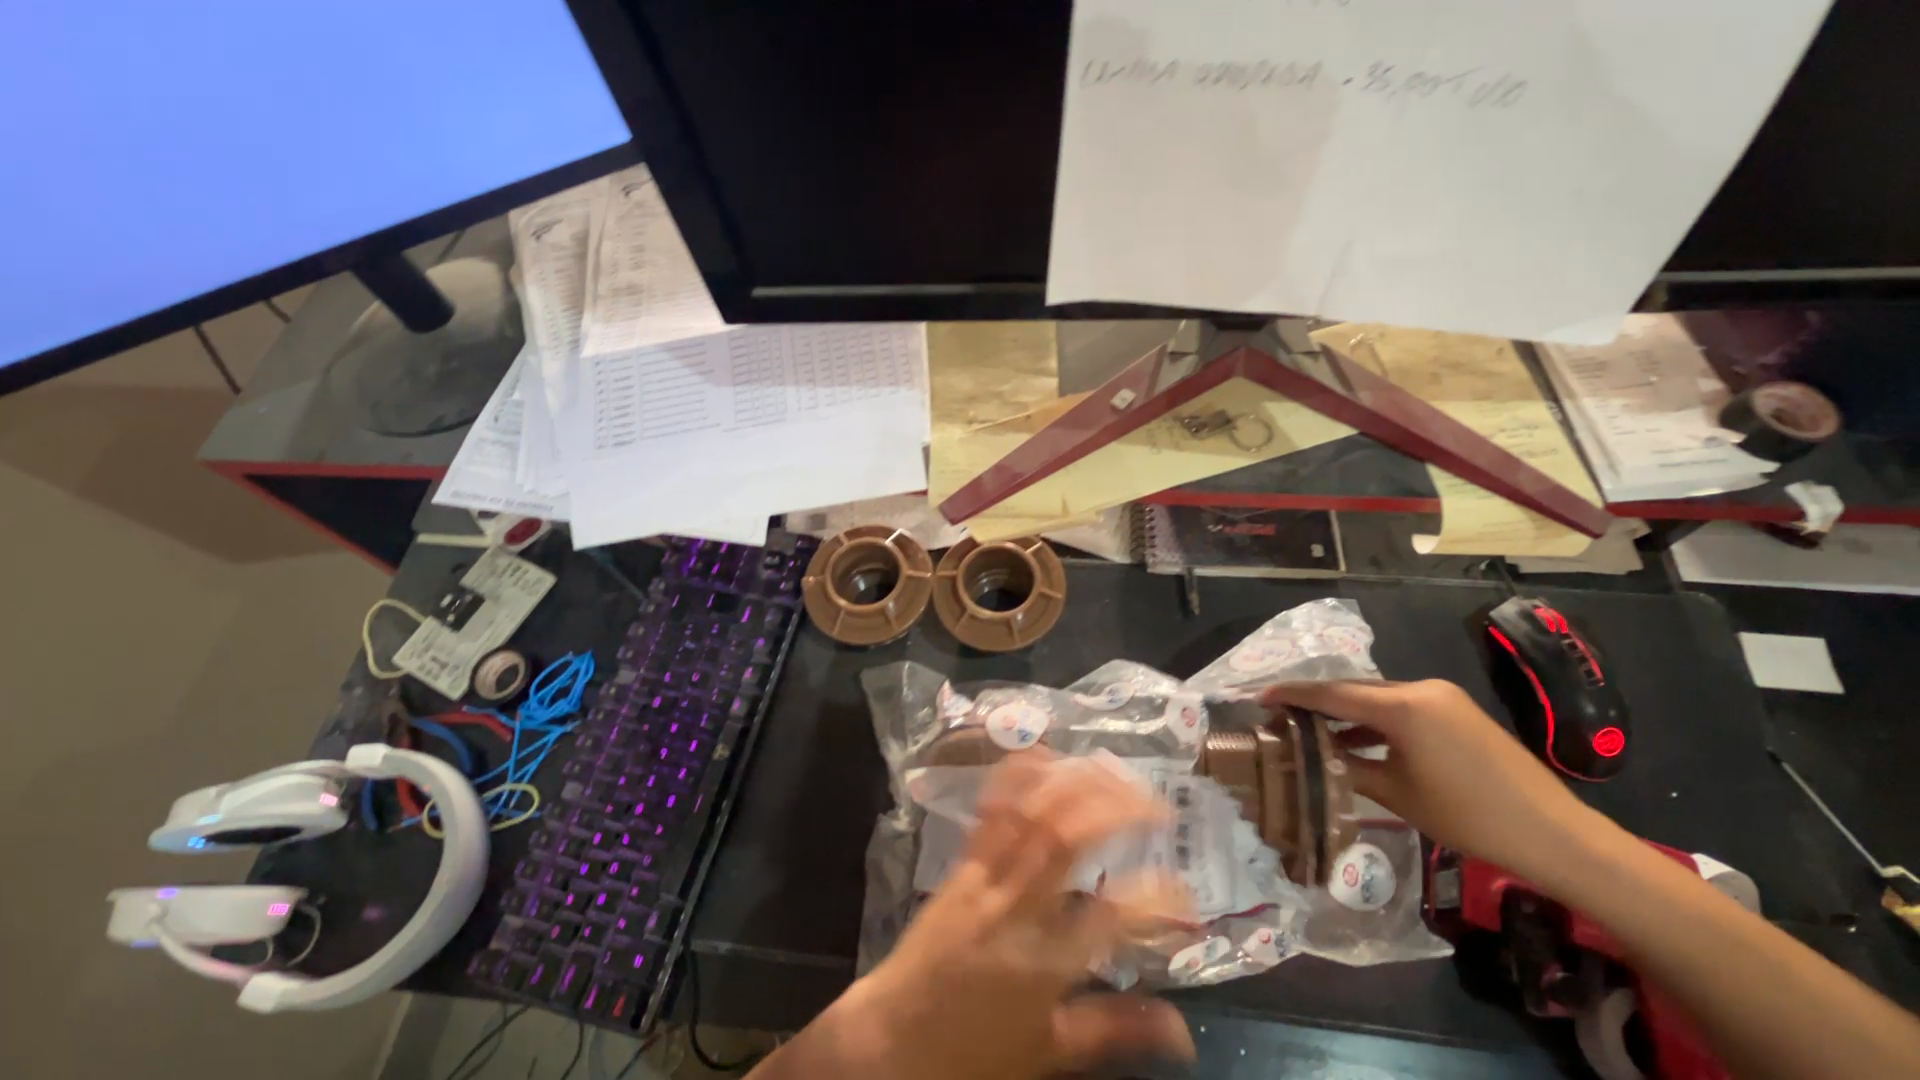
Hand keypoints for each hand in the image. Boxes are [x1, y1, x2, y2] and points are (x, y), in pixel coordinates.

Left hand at [752, 751, 1195, 1079]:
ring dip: (1072, 783)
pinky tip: (1044, 755)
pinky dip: (1018, 777)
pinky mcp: (959, 867)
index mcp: (1041, 965)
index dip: (1155, 899)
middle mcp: (1013, 910)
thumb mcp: (1050, 1051)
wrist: (889, 1040)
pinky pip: (990, 813)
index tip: (1186, 894)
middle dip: (1115, 809)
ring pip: (1028, 815)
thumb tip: (1184, 1031)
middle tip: (1157, 803)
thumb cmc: (973, 1053)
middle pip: (1065, 840)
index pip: (1110, 919)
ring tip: (1113, 769)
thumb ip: (1117, 1030)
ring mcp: (981, 881)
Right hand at [1262, 679, 1609, 884]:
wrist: (1550, 832)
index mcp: (1403, 706)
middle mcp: (1421, 689)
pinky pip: (1402, 709)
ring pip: (1378, 699)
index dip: (1293, 695)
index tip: (1259, 697)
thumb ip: (1349, 768)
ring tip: (1308, 730)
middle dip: (1316, 702)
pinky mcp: (1457, 712)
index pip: (1333, 694)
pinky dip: (1374, 722)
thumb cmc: (1467, 815)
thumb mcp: (1396, 793)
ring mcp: (1443, 698)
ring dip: (1345, 713)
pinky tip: (1354, 742)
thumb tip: (1312, 758)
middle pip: (1355, 690)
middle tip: (1279, 714)